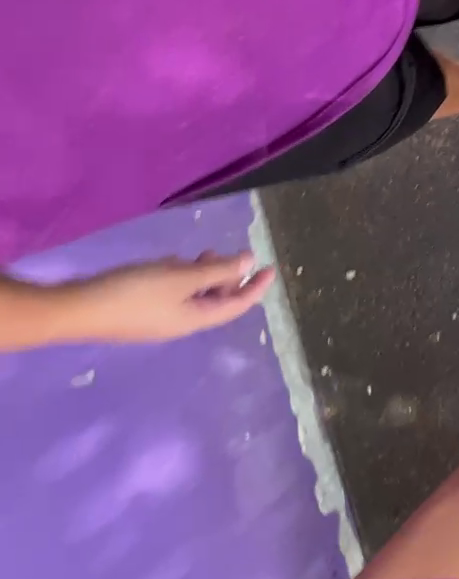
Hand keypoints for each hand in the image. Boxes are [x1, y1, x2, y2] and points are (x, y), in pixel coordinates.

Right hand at [59, 253, 274, 342]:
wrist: (67, 310)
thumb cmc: (134, 292)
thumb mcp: (184, 277)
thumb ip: (219, 271)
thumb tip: (249, 263)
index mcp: (195, 320)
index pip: (238, 305)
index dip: (257, 287)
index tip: (271, 268)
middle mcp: (178, 324)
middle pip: (216, 300)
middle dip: (226, 276)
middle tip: (222, 254)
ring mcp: (154, 320)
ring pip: (192, 295)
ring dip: (201, 275)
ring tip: (197, 255)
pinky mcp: (134, 313)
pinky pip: (168, 295)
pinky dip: (177, 278)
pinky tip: (168, 264)